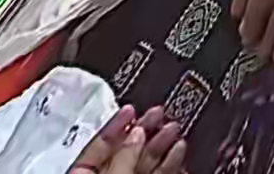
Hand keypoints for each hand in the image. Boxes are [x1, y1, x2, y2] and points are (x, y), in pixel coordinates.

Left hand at [69, 106, 184, 173]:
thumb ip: (123, 158)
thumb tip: (137, 132)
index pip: (94, 149)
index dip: (113, 127)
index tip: (130, 108)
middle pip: (122, 155)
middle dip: (143, 132)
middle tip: (159, 112)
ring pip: (141, 166)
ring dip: (160, 145)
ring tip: (174, 127)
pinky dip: (169, 164)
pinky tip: (179, 149)